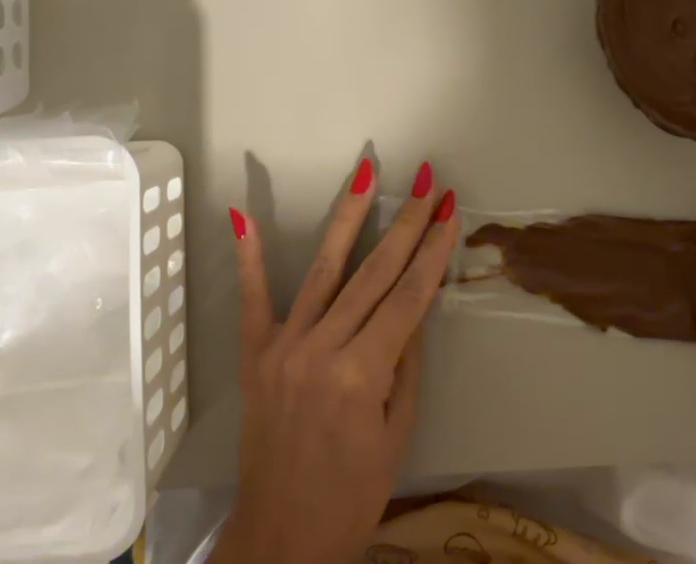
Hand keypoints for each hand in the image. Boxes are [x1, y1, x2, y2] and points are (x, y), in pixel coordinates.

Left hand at [211, 157, 458, 563]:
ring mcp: (281, 346)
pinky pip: (252, 299)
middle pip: (373, 272)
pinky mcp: (253, 354)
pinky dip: (250, 257)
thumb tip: (413, 307)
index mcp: (362, 373)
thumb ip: (406, 363)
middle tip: (426, 180)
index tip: (450, 209)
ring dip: (347, 216)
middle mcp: (320, 348)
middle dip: (405, 222)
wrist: (280, 537)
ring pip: (323, 269)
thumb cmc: (352, 496)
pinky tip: (245, 216)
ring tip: (365, 170)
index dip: (434, 251)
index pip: (408, 297)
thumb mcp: (397, 434)